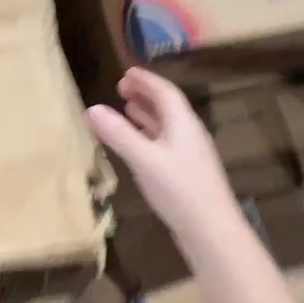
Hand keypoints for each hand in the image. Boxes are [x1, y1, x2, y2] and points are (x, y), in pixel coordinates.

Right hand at [84, 68, 235, 234]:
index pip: (165, 92)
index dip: (146, 80)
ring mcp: (190, 154)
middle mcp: (189, 134)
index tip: (126, 72)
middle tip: (121, 88)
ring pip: (167, 125)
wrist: (211, 230)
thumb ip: (118, 134)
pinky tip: (138, 145)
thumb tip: (91, 108)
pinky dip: (149, 135)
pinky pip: (165, 142)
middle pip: (168, 106)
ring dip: (147, 114)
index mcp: (183, 124)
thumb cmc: (178, 189)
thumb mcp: (143, 159)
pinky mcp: (186, 172)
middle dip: (145, 94)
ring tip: (127, 109)